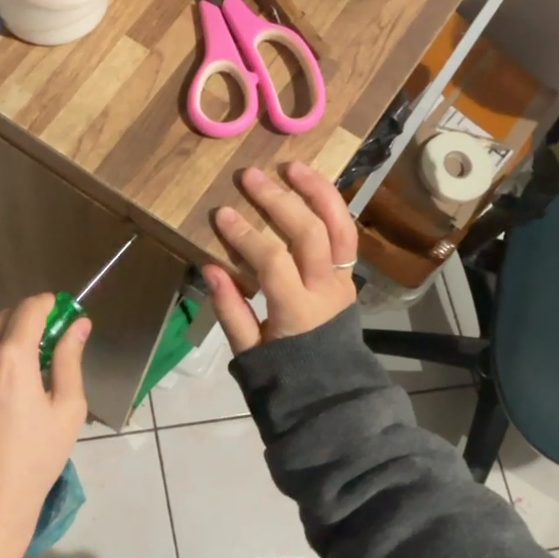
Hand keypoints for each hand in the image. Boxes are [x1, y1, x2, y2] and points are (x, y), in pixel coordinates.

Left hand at [0, 293, 89, 551]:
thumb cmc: (35, 460)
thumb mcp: (67, 410)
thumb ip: (70, 360)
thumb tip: (78, 324)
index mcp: (11, 357)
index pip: (28, 309)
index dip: (46, 304)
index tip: (58, 309)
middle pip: (0, 320)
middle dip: (23, 323)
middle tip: (43, 346)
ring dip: (0, 349)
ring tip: (16, 382)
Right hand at [203, 163, 357, 354]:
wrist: (330, 391)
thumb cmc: (283, 373)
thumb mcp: (248, 351)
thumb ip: (231, 308)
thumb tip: (209, 266)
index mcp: (298, 312)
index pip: (273, 262)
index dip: (246, 235)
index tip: (221, 214)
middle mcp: (327, 289)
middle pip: (309, 233)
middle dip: (278, 201)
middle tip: (250, 177)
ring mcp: (344, 279)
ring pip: (339, 225)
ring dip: (316, 191)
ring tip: (291, 166)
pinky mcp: (349, 274)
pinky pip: (345, 232)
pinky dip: (330, 205)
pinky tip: (310, 186)